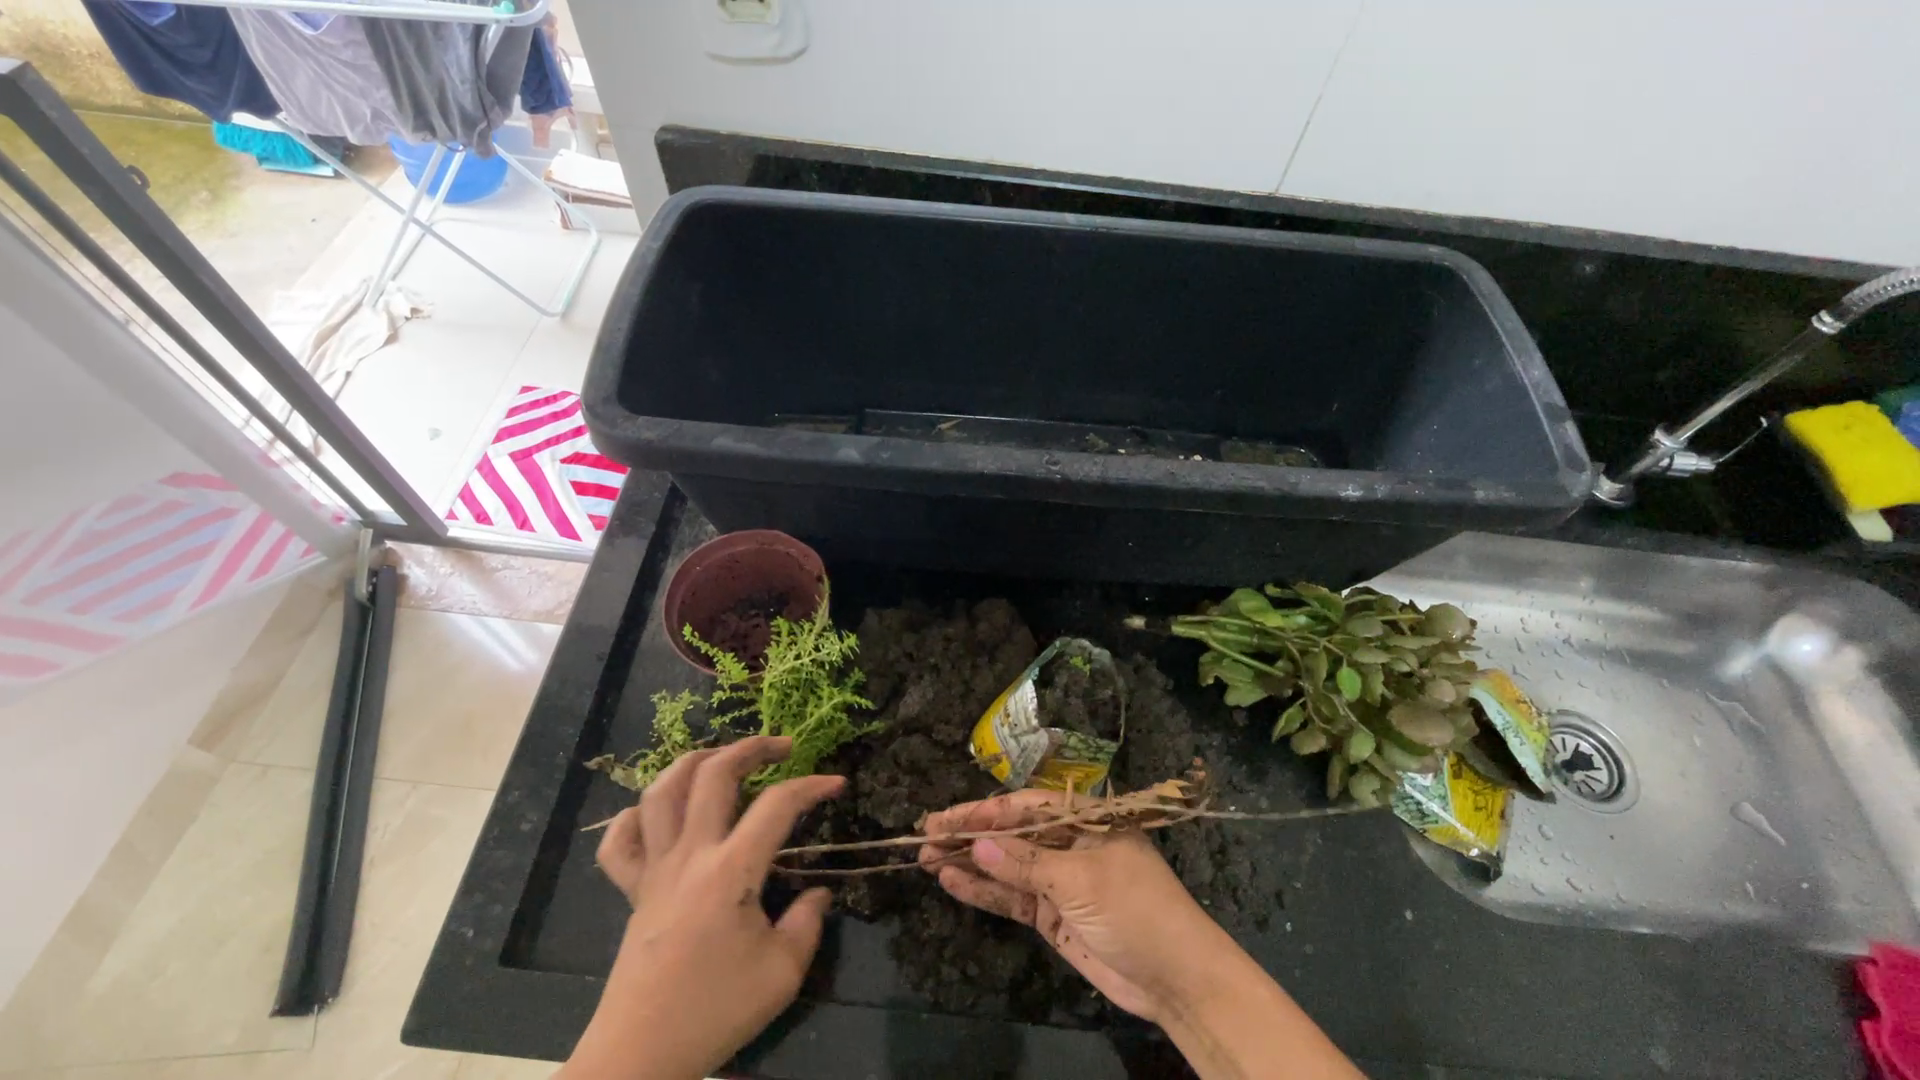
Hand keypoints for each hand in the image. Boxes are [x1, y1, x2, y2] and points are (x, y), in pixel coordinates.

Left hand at [562, 737, 843, 1079]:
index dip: (812, 785)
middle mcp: (689, 855)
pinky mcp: (631, 892)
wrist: (640, 1054)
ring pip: (661, 792)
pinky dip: (636, 816)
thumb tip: (818, 893)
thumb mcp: (782, 973)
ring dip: (694, 762)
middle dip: (752, 747)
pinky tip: (658, 814)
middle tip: (783, 746)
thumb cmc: (715, 1012)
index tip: (838, 783)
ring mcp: (653, 870)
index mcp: (730, 870)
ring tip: (723, 757)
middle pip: (713, 774)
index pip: (777, 805)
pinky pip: (619, 842)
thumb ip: (808, 923)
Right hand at [916, 789, 1242, 1024]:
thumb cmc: (1136, 909)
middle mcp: (1070, 844)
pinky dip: (983, 891)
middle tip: (924, 835)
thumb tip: (977, 844)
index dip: (986, 810)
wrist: (1175, 977)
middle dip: (970, 834)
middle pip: (1012, 834)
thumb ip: (1026, 863)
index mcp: (1087, 820)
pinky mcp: (1053, 916)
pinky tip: (951, 882)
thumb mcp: (1081, 880)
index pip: (1028, 806)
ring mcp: (1060, 882)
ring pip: (1006, 866)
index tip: (946, 817)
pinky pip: (1012, 898)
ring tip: (925, 857)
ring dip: (969, 862)